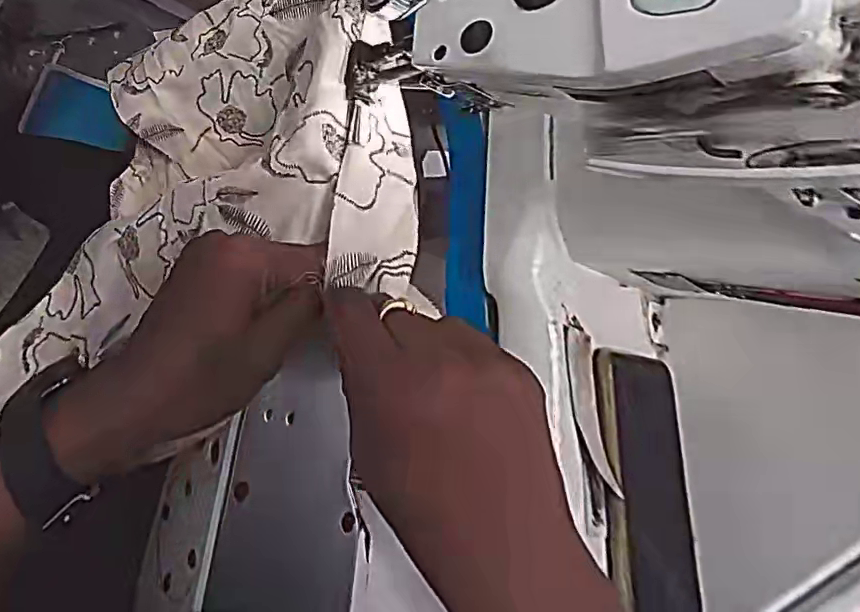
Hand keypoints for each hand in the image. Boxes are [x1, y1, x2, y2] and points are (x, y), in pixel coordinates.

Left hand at [44, 231, 323, 483]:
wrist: (132, 402)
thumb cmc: (197, 382)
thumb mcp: (265, 350)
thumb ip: (306, 308)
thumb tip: (333, 286)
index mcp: (242, 254)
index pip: (311, 258)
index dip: (335, 286)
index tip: (351, 312)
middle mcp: (223, 240)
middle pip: (287, 261)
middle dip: (304, 293)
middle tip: (313, 334)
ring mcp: (205, 253)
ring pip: (266, 268)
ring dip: (279, 296)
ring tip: (280, 336)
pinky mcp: (194, 269)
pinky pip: (242, 273)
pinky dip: (255, 295)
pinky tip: (255, 328)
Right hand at [325, 288, 618, 611]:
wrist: (509, 550)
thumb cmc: (438, 518)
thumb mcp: (368, 451)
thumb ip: (357, 386)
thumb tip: (355, 350)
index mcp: (390, 380)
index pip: (352, 309)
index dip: (343, 308)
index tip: (345, 310)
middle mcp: (439, 361)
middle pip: (396, 313)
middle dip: (389, 338)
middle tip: (396, 374)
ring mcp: (483, 363)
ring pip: (439, 324)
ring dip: (431, 348)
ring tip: (437, 395)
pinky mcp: (517, 369)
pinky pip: (478, 343)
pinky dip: (468, 363)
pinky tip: (468, 404)